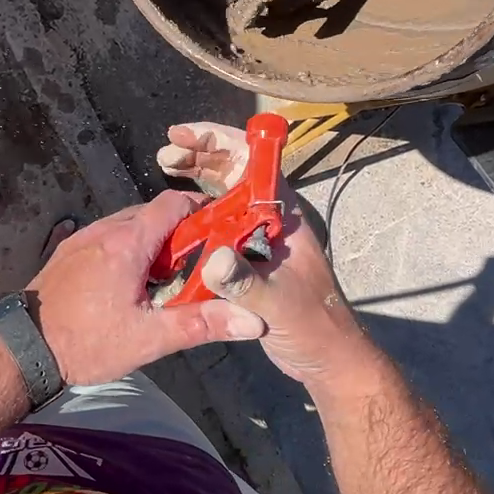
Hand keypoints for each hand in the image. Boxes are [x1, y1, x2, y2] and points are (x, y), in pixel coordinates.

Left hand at [27, 191, 265, 385]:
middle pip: (152, 213)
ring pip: (128, 224)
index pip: (173, 204)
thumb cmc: (86, 343)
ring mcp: (81, 238)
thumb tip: (253, 321)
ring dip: (152, 242)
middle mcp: (103, 230)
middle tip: (199, 264)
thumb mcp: (148, 339)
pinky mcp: (66, 251)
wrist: (22, 348)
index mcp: (126, 243)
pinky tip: (130, 281)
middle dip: (180, 232)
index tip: (222, 231)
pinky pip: (107, 236)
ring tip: (166, 278)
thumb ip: (200, 324)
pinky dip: (127, 248)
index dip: (202, 211)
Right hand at [157, 121, 382, 387]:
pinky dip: (195, 206)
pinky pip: (218, 218)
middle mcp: (270, 217)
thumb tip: (214, 258)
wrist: (327, 358)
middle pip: (236, 169)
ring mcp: (258, 235)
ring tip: (166, 164)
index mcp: (284, 215)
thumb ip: (246, 281)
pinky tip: (173, 209)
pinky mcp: (246, 254)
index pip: (255, 161)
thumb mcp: (278, 304)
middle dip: (202, 153)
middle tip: (166, 152)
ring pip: (226, 190)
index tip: (186, 135)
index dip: (221, 141)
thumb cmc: (313, 326)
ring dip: (197, 173)